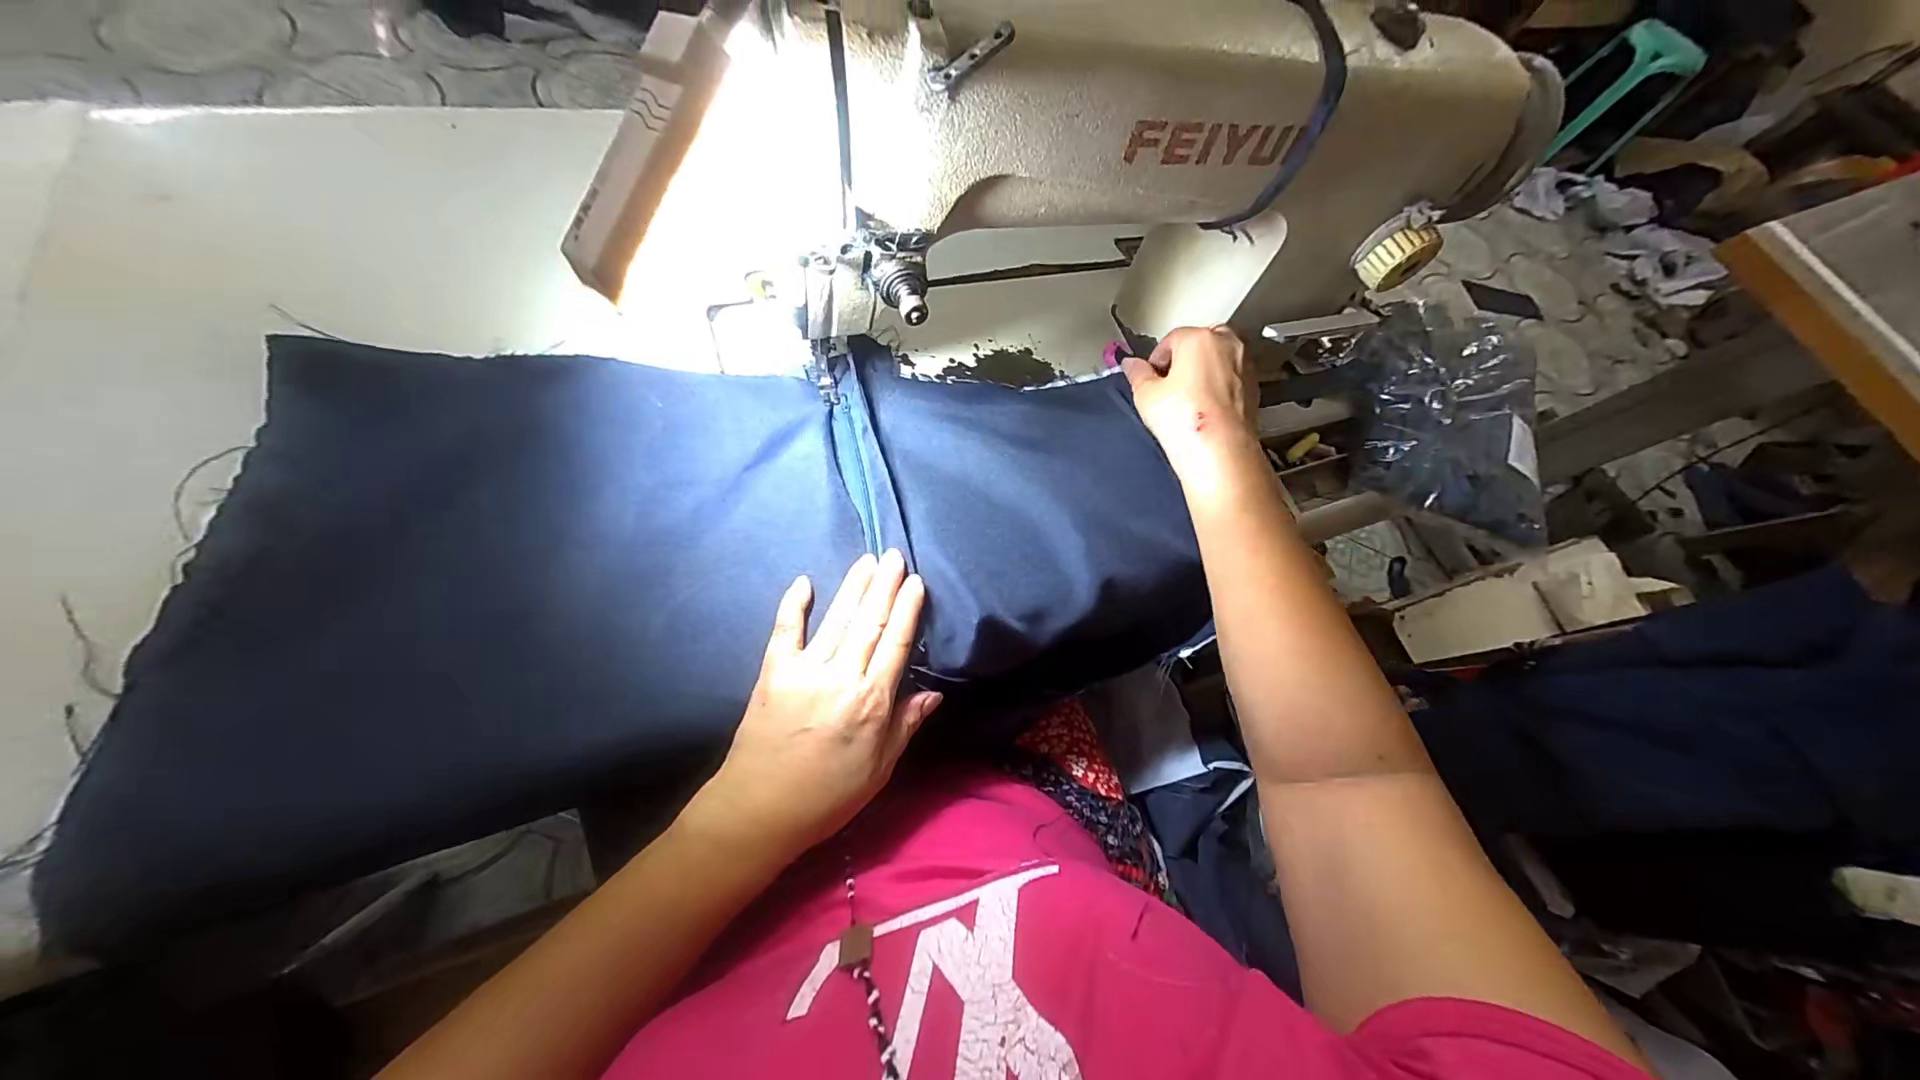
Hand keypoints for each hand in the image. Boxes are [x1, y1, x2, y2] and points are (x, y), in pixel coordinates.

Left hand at [694, 550, 941, 858]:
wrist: (759, 810)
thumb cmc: (828, 796)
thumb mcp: (879, 769)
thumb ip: (905, 725)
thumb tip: (934, 693)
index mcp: (871, 702)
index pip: (896, 644)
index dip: (908, 610)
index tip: (916, 582)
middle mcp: (841, 677)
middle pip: (869, 622)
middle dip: (885, 586)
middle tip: (895, 555)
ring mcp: (804, 671)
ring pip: (836, 619)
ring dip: (854, 587)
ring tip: (868, 561)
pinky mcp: (773, 672)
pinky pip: (785, 631)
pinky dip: (794, 605)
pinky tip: (804, 581)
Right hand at [1121, 325, 1258, 468]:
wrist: (1220, 449)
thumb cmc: (1188, 420)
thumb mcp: (1146, 395)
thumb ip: (1136, 374)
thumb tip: (1132, 366)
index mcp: (1198, 338)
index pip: (1170, 340)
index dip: (1156, 361)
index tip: (1150, 377)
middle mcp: (1227, 345)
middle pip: (1198, 344)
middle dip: (1183, 362)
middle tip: (1168, 387)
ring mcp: (1245, 365)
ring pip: (1218, 361)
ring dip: (1203, 374)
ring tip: (1186, 401)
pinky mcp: (1255, 387)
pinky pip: (1231, 380)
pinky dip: (1219, 389)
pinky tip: (1204, 410)